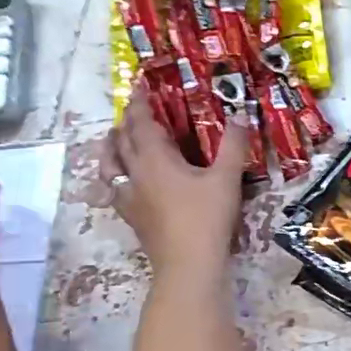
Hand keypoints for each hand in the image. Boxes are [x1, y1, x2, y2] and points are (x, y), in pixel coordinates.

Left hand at [102, 103, 246, 265]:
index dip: (140, 104)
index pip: (142, 124)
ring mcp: (130, 197)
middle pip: (122, 141)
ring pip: (111, 165)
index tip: (138, 86)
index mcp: (156, 159)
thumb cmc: (207, 217)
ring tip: (113, 138)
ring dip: (111, 147)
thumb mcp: (227, 178)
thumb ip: (233, 145)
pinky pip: (115, 189)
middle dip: (126, 122)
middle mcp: (136, 173)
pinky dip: (114, 177)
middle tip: (131, 108)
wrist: (188, 263)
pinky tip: (120, 182)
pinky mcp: (132, 216)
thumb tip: (239, 116)